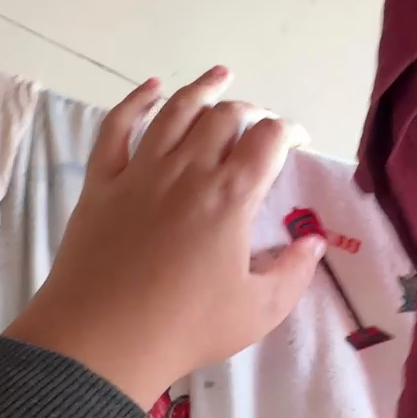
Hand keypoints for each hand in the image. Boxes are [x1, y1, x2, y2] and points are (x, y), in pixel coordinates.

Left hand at [4, 67, 325, 405]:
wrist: (102, 342)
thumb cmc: (187, 328)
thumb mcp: (259, 310)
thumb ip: (294, 271)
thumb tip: (314, 241)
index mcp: (231, 197)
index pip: (268, 139)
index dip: (290, 130)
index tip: (298, 139)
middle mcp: (188, 170)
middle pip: (225, 116)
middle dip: (251, 110)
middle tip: (261, 122)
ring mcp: (141, 171)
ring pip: (175, 110)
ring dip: (202, 88)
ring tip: (220, 75)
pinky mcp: (103, 182)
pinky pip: (118, 127)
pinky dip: (136, 100)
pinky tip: (151, 87)